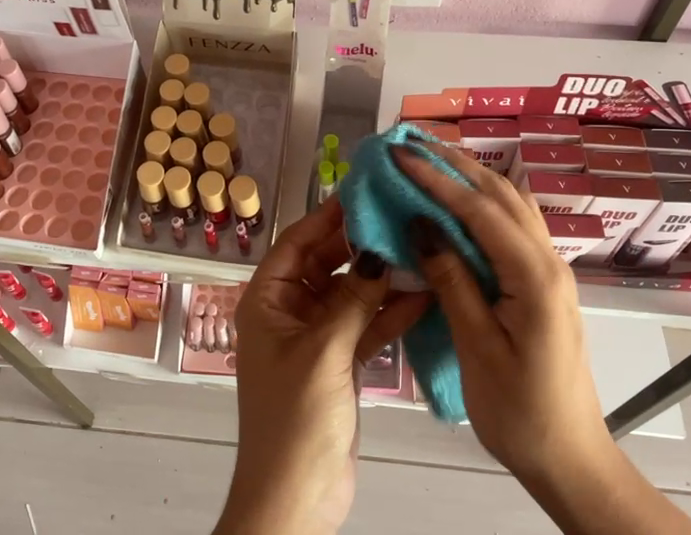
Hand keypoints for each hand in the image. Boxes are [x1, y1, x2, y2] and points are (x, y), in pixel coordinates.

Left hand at [216, 198, 429, 534]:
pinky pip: (365, 325)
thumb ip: (353, 298)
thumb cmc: (295, 418)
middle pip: (325, 263)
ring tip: (420, 248)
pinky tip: (424, 293)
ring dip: (382, 277)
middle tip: (400, 216)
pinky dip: (390, 312)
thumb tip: (379, 250)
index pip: (296, 242)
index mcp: (266, 300)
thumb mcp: (323, 350)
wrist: (297, 497)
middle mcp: (288, 311)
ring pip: (351, 293)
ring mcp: (316, 337)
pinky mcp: (340, 362)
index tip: (363, 192)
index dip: (327, 217)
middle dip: (361, 244)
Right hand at [397, 145, 615, 480]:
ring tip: (429, 158)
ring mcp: (550, 270)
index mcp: (534, 276)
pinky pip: (513, 226)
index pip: (480, 210)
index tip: (398, 155)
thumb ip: (452, 279)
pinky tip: (460, 200)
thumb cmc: (518, 410)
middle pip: (501, 194)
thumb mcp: (476, 347)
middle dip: (454, 163)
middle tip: (409, 141)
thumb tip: (420, 223)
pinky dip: (483, 202)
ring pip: (511, 205)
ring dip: (471, 177)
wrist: (569, 457)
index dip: (437, 178)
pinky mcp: (542, 283)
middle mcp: (549, 261)